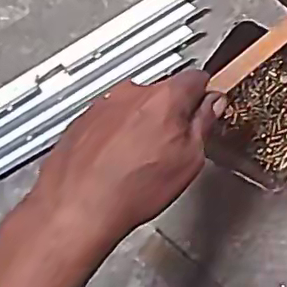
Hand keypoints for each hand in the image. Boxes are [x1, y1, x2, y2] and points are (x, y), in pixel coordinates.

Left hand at [15, 71, 223, 244]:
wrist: (76, 208)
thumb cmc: (129, 189)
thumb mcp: (189, 159)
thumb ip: (204, 124)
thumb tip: (211, 107)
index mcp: (165, 97)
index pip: (196, 78)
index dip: (205, 96)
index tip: (206, 109)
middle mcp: (132, 93)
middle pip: (164, 92)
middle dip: (172, 114)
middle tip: (175, 145)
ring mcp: (104, 105)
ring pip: (135, 107)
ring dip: (142, 125)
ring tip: (143, 161)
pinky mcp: (82, 121)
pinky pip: (109, 121)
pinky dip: (116, 136)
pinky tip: (119, 164)